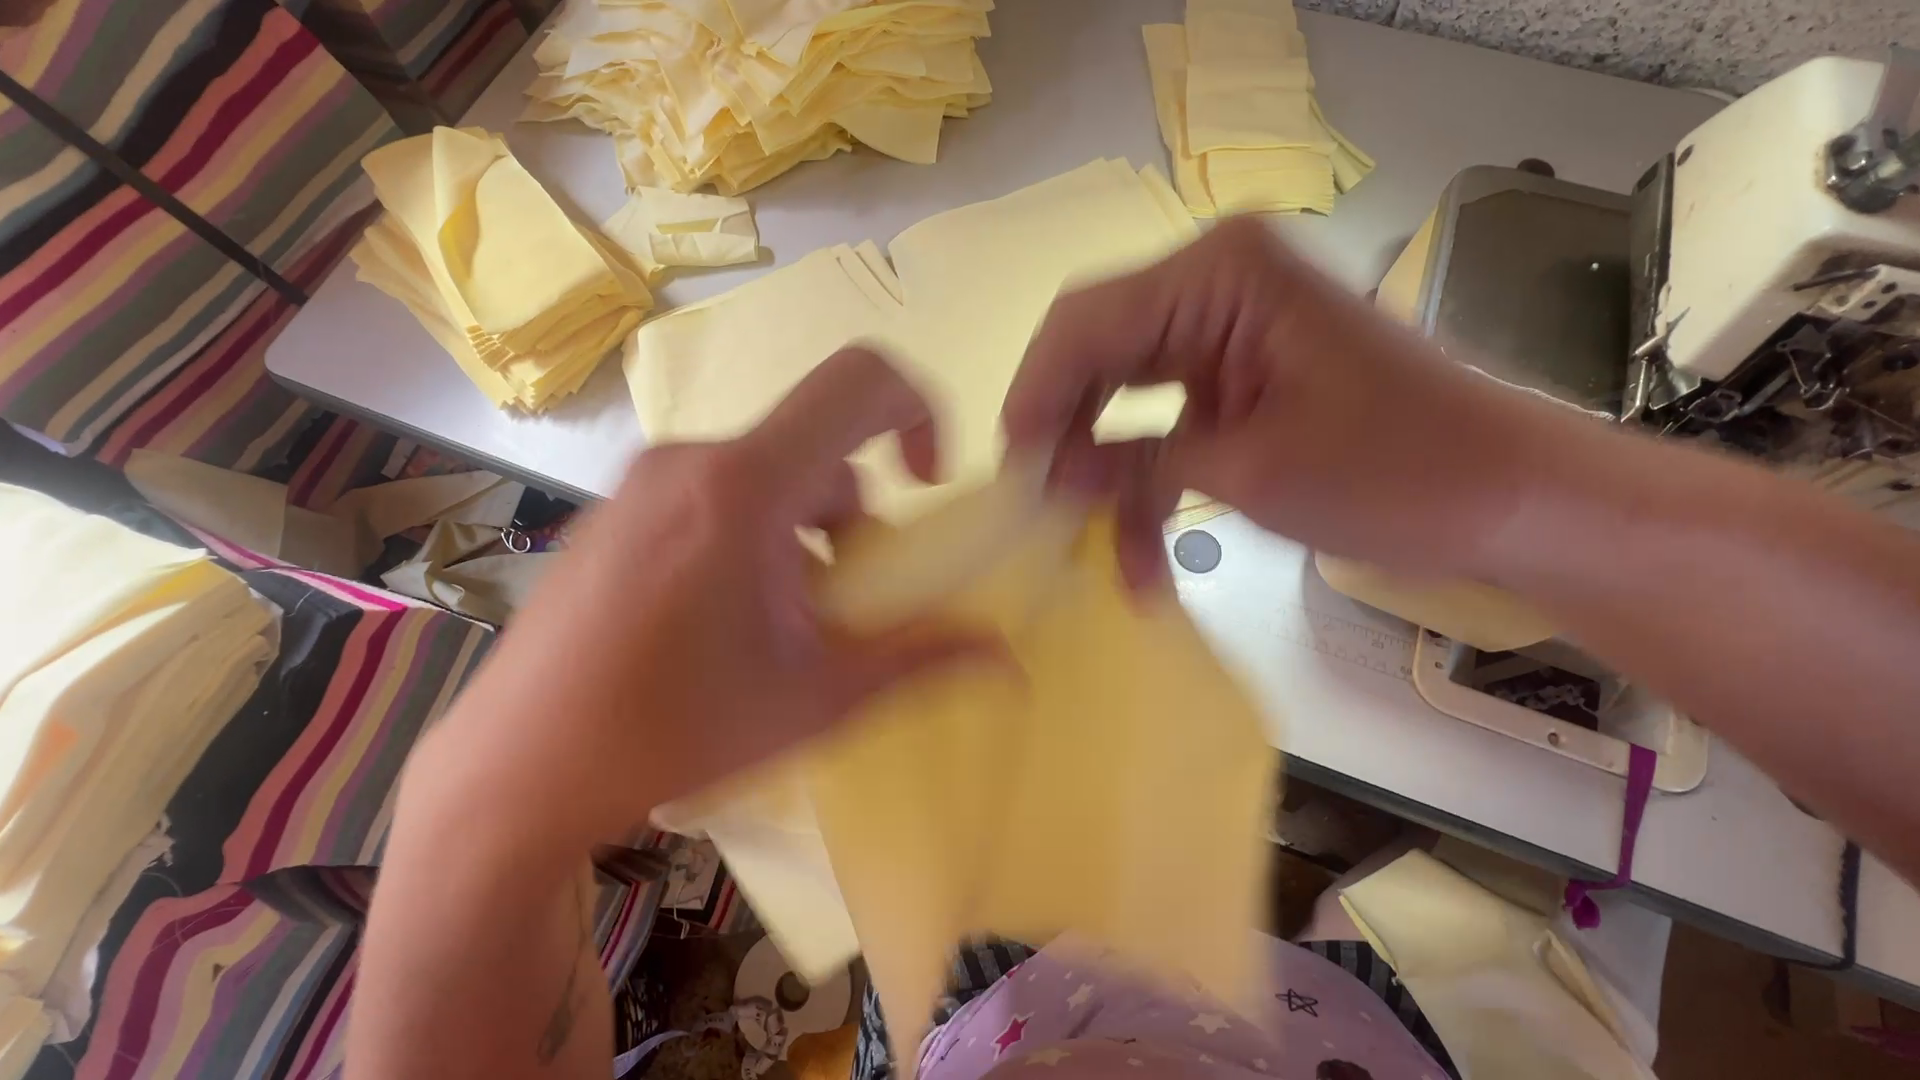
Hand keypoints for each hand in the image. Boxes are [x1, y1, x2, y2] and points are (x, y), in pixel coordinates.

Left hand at [434, 347, 987, 847]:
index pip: (861, 380)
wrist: (517, 770)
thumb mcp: (820, 699)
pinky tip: (724, 621)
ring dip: (806, 534)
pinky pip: (718, 493)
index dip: (921, 414)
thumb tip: (1010, 657)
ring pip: (770, 474)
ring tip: (782, 626)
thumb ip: (924, 659)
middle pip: (819, 446)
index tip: (929, 489)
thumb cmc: (674, 732)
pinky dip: (755, 536)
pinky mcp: (616, 510)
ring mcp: (643, 481)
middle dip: (859, 516)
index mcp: (746, 483)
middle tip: (846, 605)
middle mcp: (692, 458)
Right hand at [1003, 218, 1581, 590]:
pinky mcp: (1241, 377)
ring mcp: (1228, 331)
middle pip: (1097, 357)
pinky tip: (1140, 552)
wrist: (1512, 499)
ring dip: (1108, 477)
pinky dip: (1149, 483)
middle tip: (1036, 513)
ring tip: (1095, 552)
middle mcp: (1215, 283)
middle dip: (1066, 439)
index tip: (1007, 477)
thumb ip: (1131, 464)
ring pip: (1124, 399)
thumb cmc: (1396, 474)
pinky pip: (1166, 423)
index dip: (1035, 398)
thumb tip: (1044, 476)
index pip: (1085, 323)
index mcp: (1219, 272)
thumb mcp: (1247, 472)